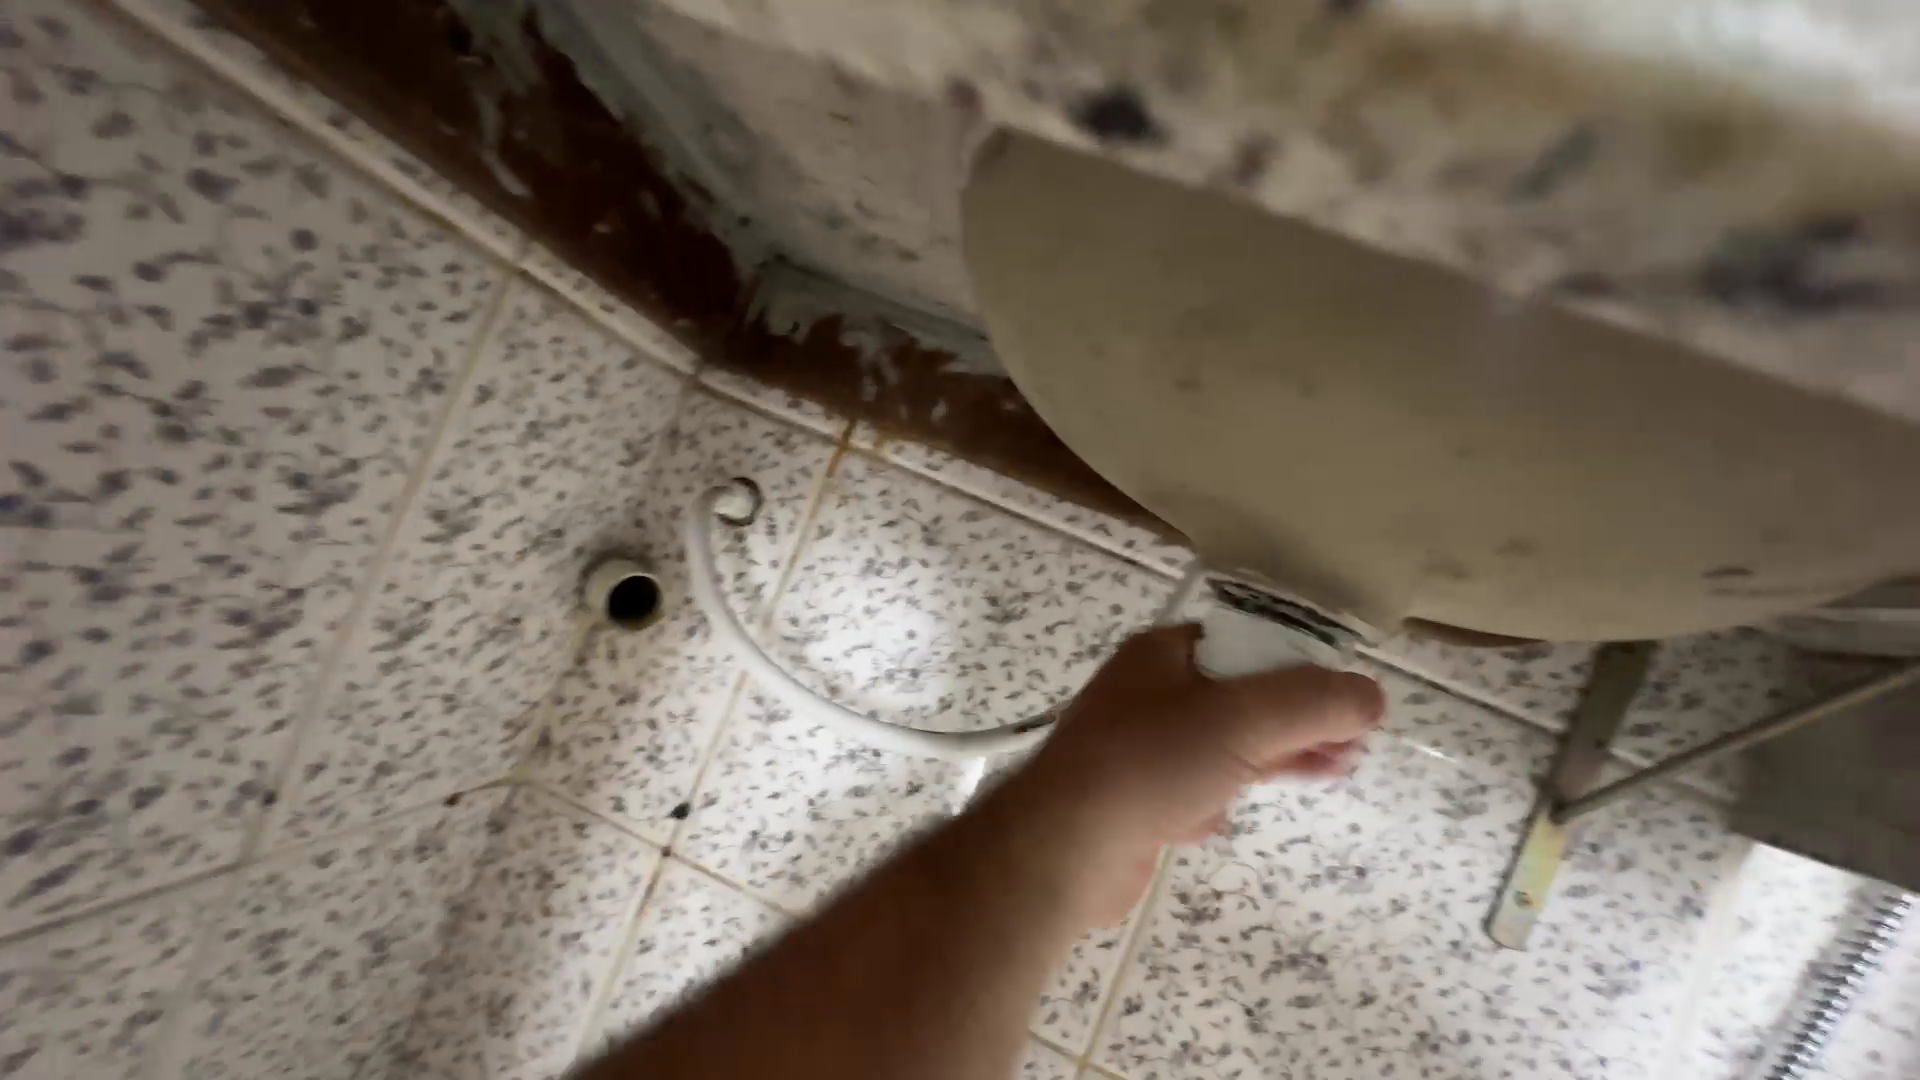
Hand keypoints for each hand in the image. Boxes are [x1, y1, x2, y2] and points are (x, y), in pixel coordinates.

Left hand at [1003, 623, 1385, 923]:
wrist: (1067, 843)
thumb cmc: (1149, 762)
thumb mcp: (1239, 719)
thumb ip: (1309, 702)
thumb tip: (1370, 694)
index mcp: (1162, 654)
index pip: (1244, 644)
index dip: (1298, 666)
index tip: (1345, 696)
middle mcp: (1148, 692)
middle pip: (1240, 695)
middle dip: (1298, 717)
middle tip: (1353, 740)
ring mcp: (1140, 744)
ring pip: (1222, 742)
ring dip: (1275, 754)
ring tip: (1334, 768)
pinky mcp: (1137, 794)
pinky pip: (1194, 784)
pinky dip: (1222, 793)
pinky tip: (1228, 813)